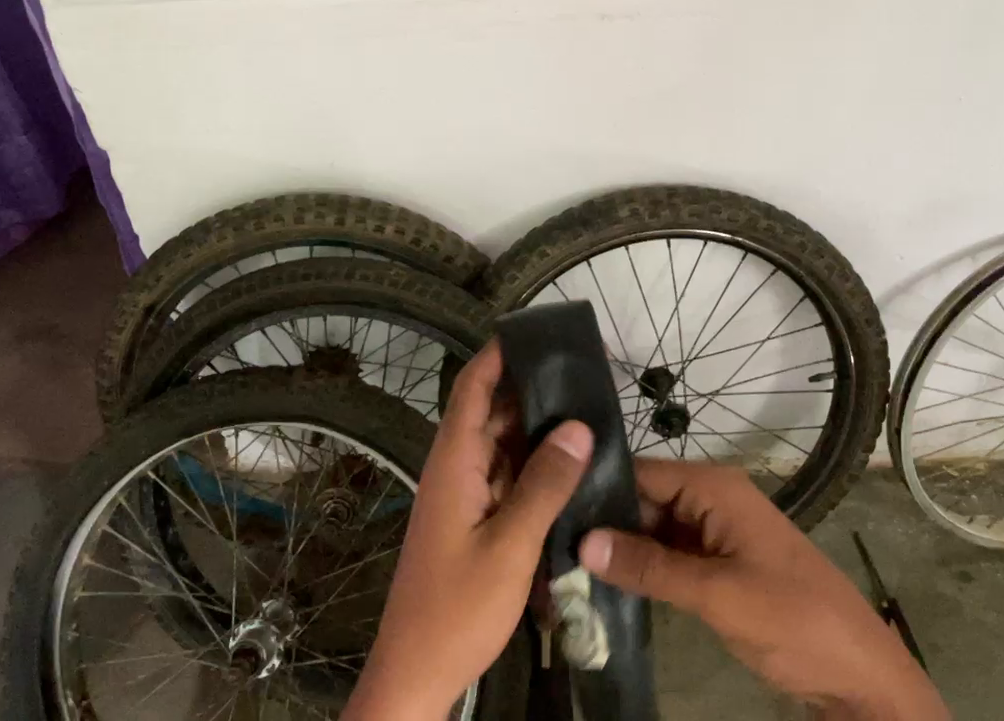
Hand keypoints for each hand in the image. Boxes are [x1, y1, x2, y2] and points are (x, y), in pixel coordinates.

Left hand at [344, 343, 593, 720]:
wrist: (417, 672)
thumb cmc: (458, 606)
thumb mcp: (510, 546)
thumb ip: (544, 485)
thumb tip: (577, 425)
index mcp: (454, 463)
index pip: (472, 390)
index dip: (497, 356)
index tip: (535, 331)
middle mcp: (454, 471)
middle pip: (490, 414)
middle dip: (530, 391)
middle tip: (583, 374)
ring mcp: (462, 499)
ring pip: (499, 448)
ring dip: (534, 431)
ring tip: (586, 412)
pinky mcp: (471, 523)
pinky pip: (503, 479)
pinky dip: (532, 468)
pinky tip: (568, 469)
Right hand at [579, 460, 947, 720]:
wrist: (859, 672)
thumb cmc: (793, 619)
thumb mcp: (717, 594)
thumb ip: (650, 567)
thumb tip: (582, 541)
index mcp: (715, 488)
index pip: (642, 473)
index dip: (597, 487)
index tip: (549, 505)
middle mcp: (712, 499)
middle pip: (644, 499)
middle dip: (603, 522)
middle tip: (549, 543)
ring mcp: (715, 533)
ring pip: (653, 529)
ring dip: (619, 548)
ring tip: (563, 562)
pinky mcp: (718, 564)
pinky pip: (669, 556)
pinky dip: (642, 569)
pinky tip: (603, 583)